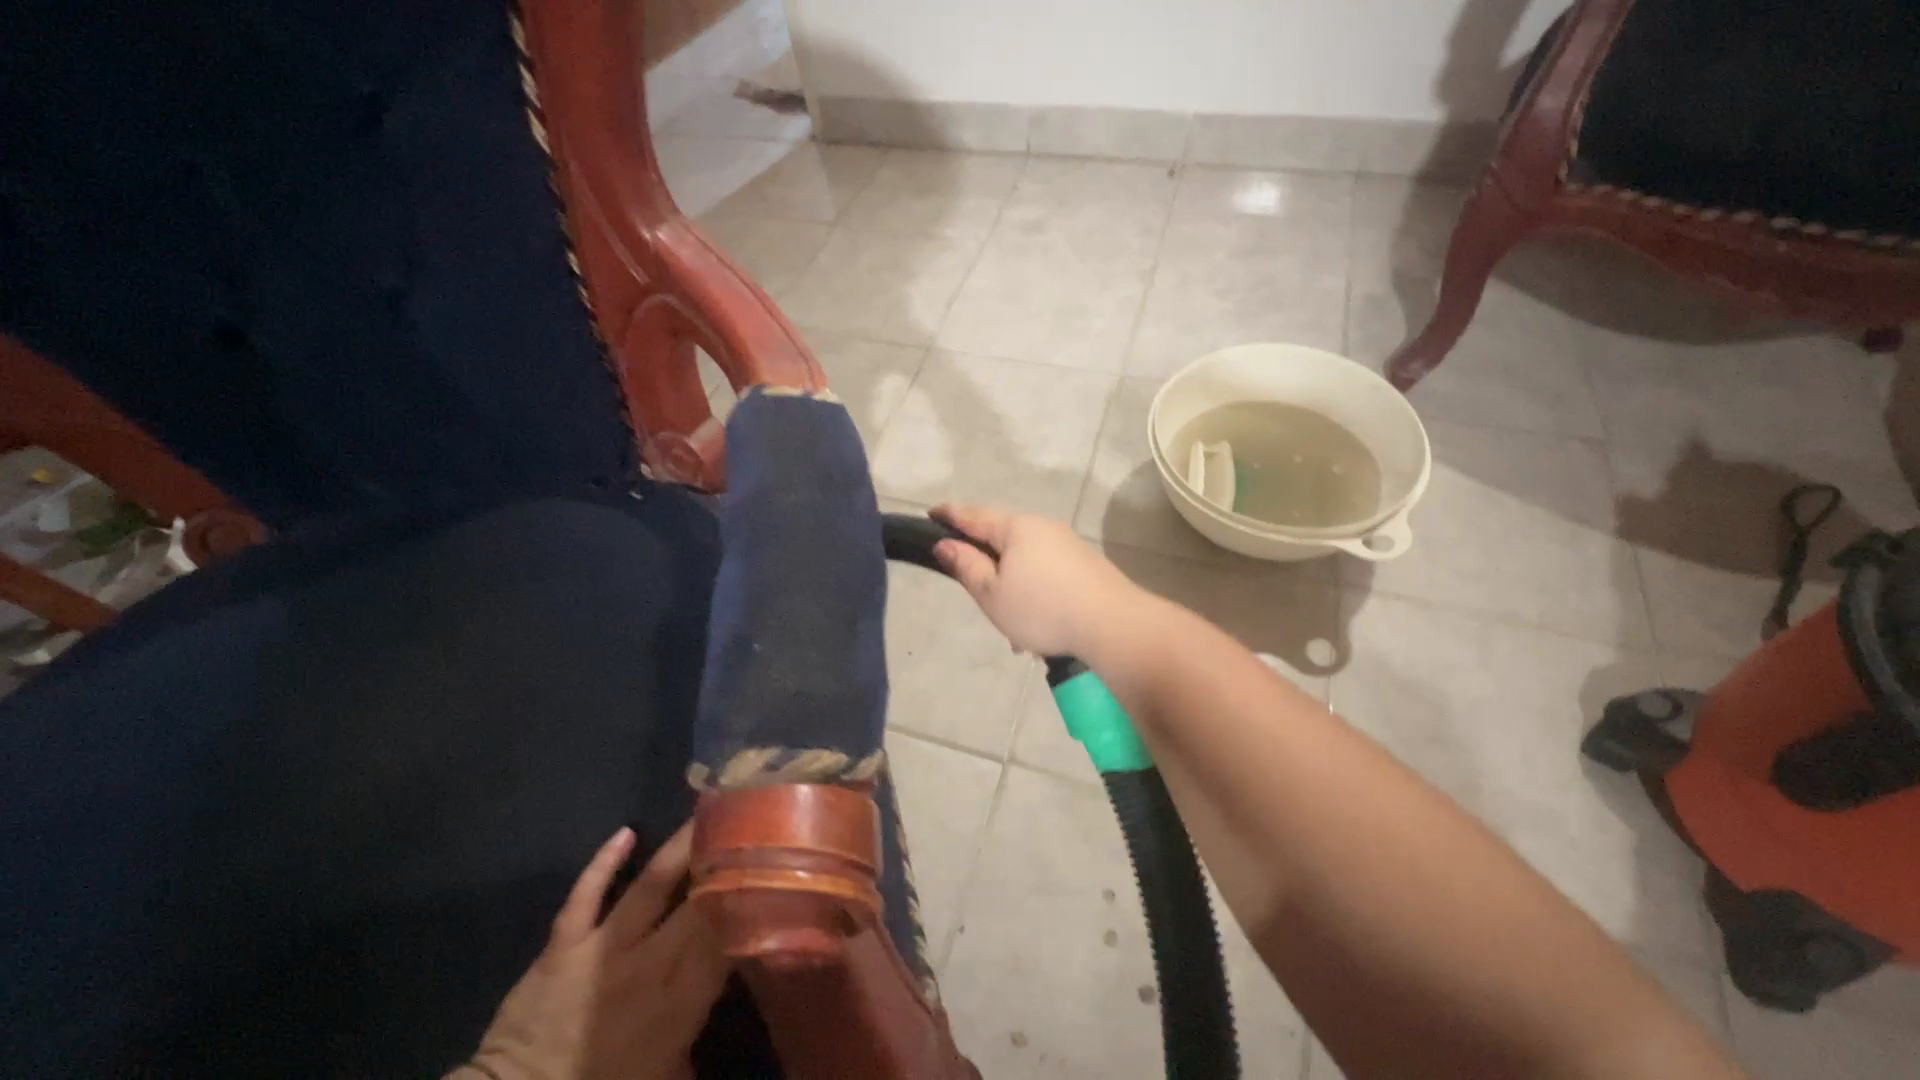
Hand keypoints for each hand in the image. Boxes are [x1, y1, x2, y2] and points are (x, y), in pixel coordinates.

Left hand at [461, 826, 727, 1079]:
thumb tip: (722, 1000)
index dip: (748, 903)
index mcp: (680, 1004)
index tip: (771, 871)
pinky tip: (625, 832)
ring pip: (651, 887)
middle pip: (698, 905)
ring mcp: (604, 950)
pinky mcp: (564, 944)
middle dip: (724, 866)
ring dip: (679, 850)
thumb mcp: (669, 1076)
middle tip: (749, 830)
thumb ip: (699, 1034)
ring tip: (703, 816)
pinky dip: (603, 862)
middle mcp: (650, 967)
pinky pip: (585, 895)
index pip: (725, 939)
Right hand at [930, 503, 1141, 657]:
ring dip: (1011, 583)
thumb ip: (967, 566)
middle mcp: (1043, 527)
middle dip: (984, 556)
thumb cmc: (1042, 609)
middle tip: (967, 578)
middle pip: (1003, 535)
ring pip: (1026, 559)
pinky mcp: (1085, 565)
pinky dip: (1033, 592)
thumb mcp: (992, 593)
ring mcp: (1068, 545)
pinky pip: (1046, 573)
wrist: (1112, 623)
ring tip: (1007, 622)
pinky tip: (1034, 627)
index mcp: (1016, 528)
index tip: (931, 513)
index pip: (973, 515)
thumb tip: (946, 544)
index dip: (950, 515)